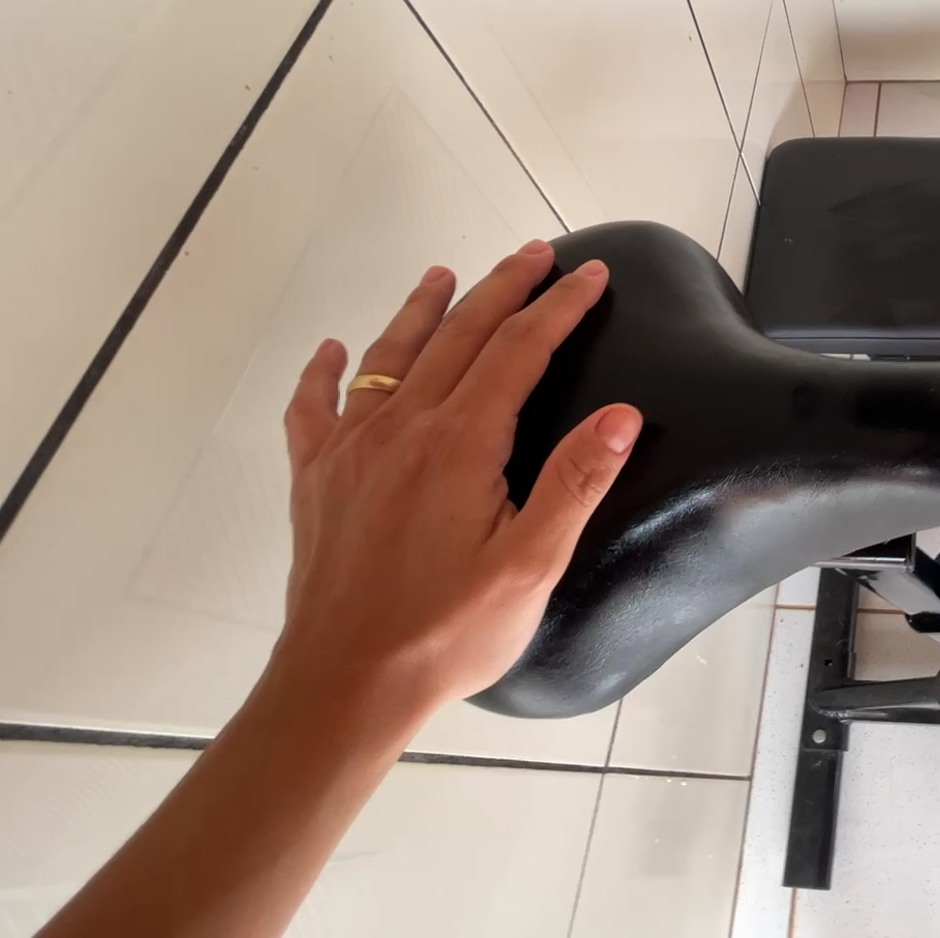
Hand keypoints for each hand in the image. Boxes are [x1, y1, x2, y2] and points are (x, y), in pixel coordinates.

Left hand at [274, 239, 640, 715]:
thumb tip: (623, 413)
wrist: (343, 687)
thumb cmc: (449, 629)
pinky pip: (316, 410)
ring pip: (391, 358)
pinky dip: (325, 374)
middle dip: (504, 288)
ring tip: (446, 274)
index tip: (591, 275)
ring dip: (424, 310)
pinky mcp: (319, 482)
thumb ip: (576, 481)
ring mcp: (351, 453)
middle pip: (460, 336)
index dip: (559, 307)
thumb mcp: (534, 562)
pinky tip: (332, 353)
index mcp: (460, 445)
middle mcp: (402, 432)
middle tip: (536, 252)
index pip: (519, 351)